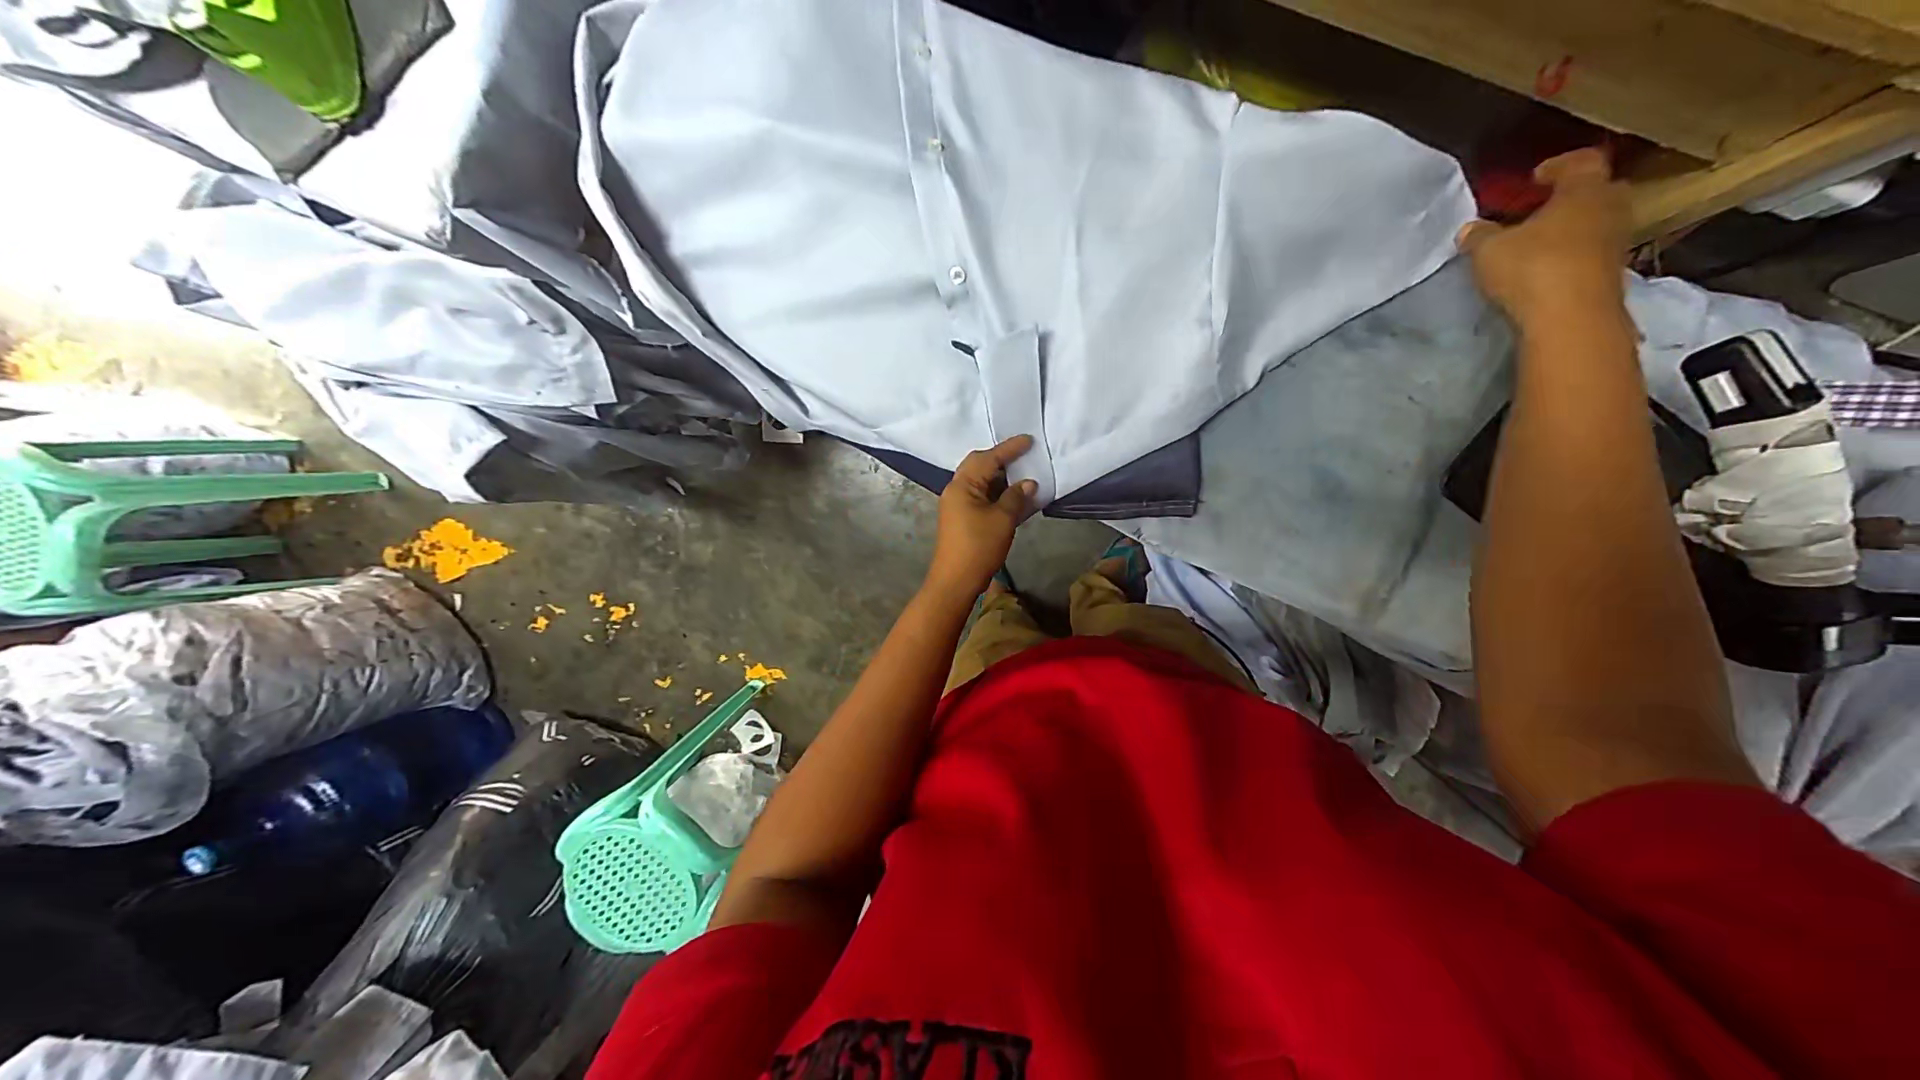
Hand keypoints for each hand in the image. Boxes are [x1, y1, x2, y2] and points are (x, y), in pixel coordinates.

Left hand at [926, 435, 1037, 598]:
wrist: (956, 580)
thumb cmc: (979, 546)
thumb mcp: (1003, 519)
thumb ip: (1015, 497)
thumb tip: (1027, 483)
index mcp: (962, 485)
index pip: (988, 458)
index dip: (1009, 449)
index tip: (1029, 440)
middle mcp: (955, 490)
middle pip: (979, 466)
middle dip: (1001, 459)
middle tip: (1023, 455)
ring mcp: (956, 505)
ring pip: (979, 482)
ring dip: (1000, 477)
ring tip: (1022, 474)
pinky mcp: (960, 518)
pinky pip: (980, 496)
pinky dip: (996, 493)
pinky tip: (1012, 496)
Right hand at [1457, 148, 1631, 332]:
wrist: (1571, 318)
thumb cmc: (1532, 268)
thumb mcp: (1488, 250)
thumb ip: (1479, 235)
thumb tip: (1470, 229)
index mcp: (1583, 191)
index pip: (1581, 162)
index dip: (1558, 165)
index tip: (1535, 178)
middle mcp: (1609, 209)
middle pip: (1596, 192)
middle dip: (1570, 198)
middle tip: (1541, 210)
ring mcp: (1616, 243)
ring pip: (1596, 224)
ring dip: (1572, 230)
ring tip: (1539, 245)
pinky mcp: (1612, 274)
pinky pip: (1592, 254)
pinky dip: (1572, 257)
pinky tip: (1546, 271)